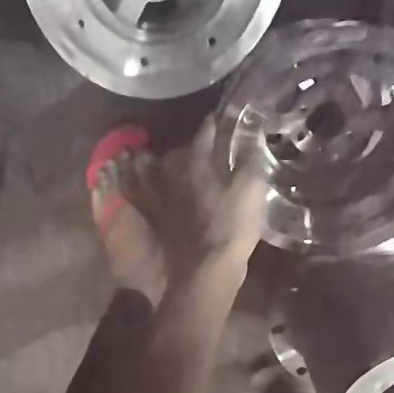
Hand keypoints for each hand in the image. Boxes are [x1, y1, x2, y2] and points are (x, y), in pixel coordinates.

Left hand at [126, 119, 267, 277]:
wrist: (205, 270)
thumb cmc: (231, 225)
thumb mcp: (252, 188)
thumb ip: (251, 156)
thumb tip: (253, 133)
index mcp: (196, 157)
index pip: (207, 128)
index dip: (220, 123)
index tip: (230, 123)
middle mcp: (171, 169)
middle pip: (180, 147)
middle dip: (195, 145)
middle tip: (210, 149)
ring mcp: (157, 193)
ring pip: (152, 166)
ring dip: (161, 161)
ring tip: (174, 163)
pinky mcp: (152, 216)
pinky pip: (140, 192)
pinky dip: (141, 184)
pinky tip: (151, 186)